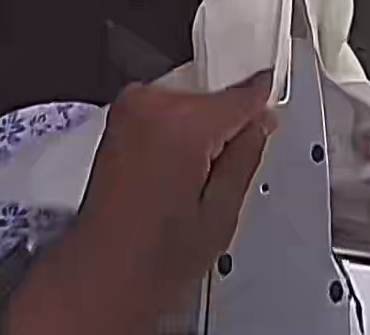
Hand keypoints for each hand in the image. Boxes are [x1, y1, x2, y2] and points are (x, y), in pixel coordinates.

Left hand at [6, 74, 274, 334]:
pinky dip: (176, 125)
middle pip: (214, 95)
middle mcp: (153, 104)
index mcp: (183, 125)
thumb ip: (247, 155)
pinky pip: (167, 103)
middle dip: (226, 121)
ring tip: (189, 174)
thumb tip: (261, 122)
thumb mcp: (220, 215)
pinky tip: (171, 166)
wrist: (97, 276)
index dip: (262, 98)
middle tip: (222, 164)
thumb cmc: (146, 260)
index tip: (272, 98)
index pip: (241, 94)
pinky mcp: (121, 112)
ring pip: (191, 96)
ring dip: (199, 123)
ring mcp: (132, 105)